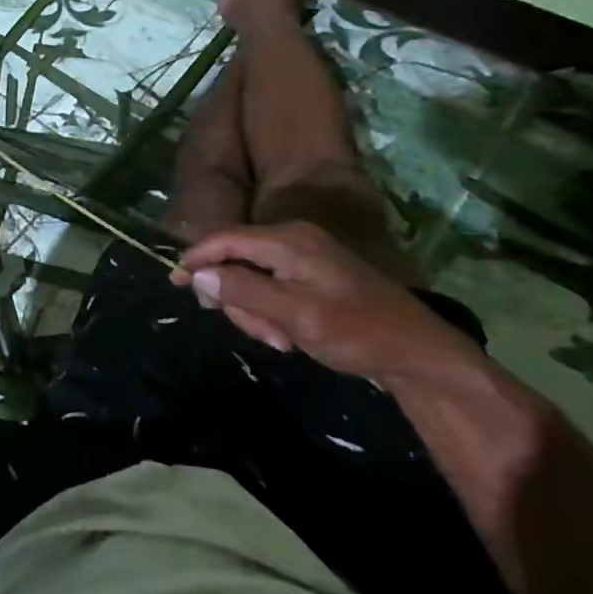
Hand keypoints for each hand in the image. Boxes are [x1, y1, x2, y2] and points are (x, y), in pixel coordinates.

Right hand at [170, 222, 484, 384]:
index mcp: (289, 240)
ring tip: (281, 341)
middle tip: (260, 335)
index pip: (225, 238)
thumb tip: (198, 275)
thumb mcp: (296, 315)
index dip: (196, 258)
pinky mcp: (310, 277)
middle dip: (237, 301)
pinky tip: (287, 336)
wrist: (418, 355)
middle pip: (236, 262)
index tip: (174, 283)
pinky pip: (270, 289)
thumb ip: (245, 291)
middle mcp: (293, 240)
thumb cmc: (358, 332)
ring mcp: (303, 259)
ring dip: (255, 313)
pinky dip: (270, 313)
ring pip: (250, 280)